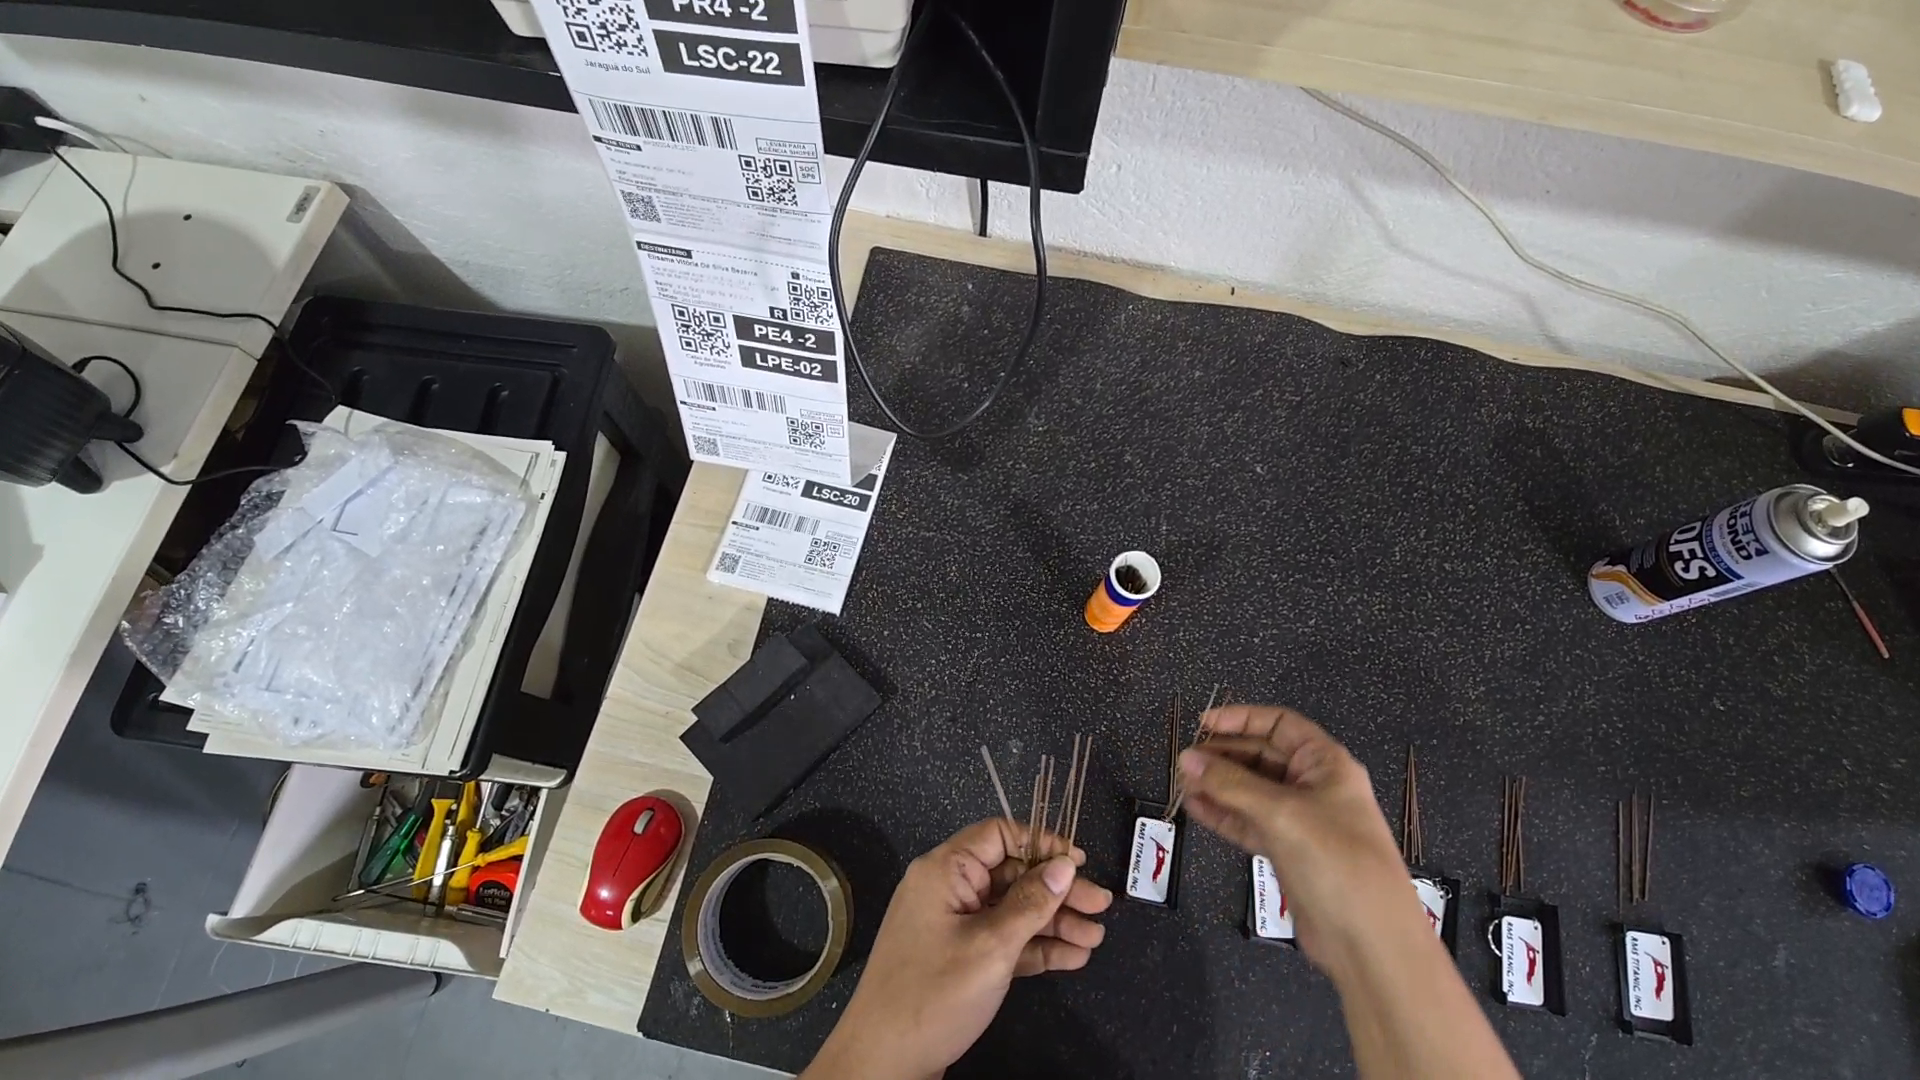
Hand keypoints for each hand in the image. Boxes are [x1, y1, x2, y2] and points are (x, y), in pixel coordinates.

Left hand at [801, 819, 1113, 1079]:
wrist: (884, 1063)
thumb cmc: (935, 994)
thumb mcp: (990, 946)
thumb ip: (1030, 903)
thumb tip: (1064, 866)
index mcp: (945, 870)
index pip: (998, 835)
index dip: (1040, 844)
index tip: (1078, 864)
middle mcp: (949, 889)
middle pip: (1012, 875)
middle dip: (1057, 891)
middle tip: (1102, 907)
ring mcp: (954, 925)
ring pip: (1012, 911)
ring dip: (1054, 923)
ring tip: (1095, 938)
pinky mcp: (960, 959)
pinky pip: (1004, 940)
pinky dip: (1036, 947)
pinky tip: (1073, 957)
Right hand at [1177, 705, 1420, 976]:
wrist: (1370, 941)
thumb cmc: (1335, 860)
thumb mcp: (1282, 813)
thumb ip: (1230, 783)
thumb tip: (1186, 757)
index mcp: (1326, 764)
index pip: (1280, 724)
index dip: (1241, 718)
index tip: (1203, 724)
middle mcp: (1313, 787)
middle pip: (1261, 756)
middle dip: (1223, 755)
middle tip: (1184, 760)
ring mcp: (1300, 821)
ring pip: (1251, 791)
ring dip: (1218, 784)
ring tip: (1182, 782)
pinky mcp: (1287, 852)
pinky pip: (1248, 822)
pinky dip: (1223, 814)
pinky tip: (1195, 808)